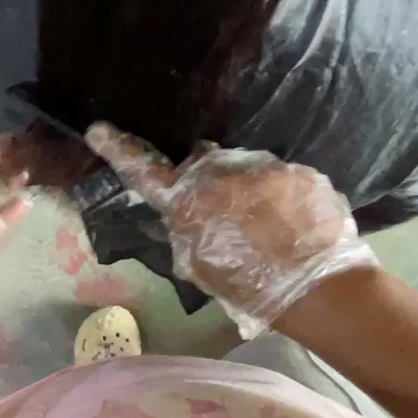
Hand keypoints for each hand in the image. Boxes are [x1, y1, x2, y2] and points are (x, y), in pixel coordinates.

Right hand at [86, 124, 376, 338]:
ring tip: (265, 225)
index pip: (143, 169)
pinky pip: (281, 178)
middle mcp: (221, 172)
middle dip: (205, 178)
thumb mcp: (197, 266)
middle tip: (220, 211)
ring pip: (244, 169)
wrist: (318, 288)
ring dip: (246, 188)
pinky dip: (280, 196)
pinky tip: (290, 223)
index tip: (98, 130)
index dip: (118, 149)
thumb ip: (181, 233)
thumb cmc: (247, 286)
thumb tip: (173, 217)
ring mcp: (264, 166)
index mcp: (188, 200)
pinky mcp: (301, 171)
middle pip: (202, 162)